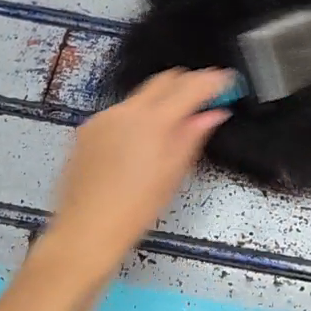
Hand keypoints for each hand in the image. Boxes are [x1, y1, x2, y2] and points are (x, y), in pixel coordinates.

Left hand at [47, 67, 234, 264]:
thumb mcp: (174, 174)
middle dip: (186, 84)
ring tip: (166, 131)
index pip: (190, 86)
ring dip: (159, 103)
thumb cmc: (135, 210)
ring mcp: (104, 116)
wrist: (84, 231)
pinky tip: (135, 145)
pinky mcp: (87, 128)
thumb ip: (194, 135)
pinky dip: (134, 119)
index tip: (226, 81)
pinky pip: (119, 112)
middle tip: (202, 100)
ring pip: (141, 96)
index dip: (213, 80)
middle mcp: (128, 110)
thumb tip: (214, 113)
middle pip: (165, 79)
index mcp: (154, 121)